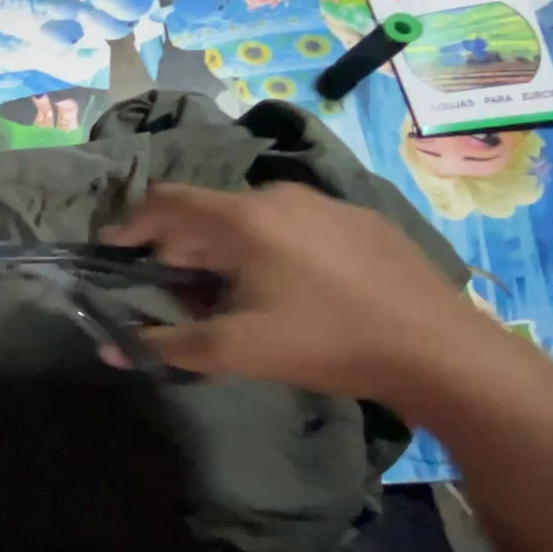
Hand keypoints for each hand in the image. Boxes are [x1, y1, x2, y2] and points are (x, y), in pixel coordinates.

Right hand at [103, 182, 493, 400]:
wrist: (445, 354)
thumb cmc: (325, 342)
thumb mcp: (234, 350)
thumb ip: (164, 346)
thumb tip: (107, 349)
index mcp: (244, 218)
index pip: (166, 201)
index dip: (131, 222)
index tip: (112, 247)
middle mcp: (281, 197)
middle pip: (207, 210)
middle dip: (178, 242)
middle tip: (167, 279)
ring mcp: (328, 206)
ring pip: (252, 216)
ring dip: (222, 244)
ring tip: (222, 284)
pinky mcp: (363, 223)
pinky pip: (292, 224)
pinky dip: (267, 245)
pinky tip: (282, 284)